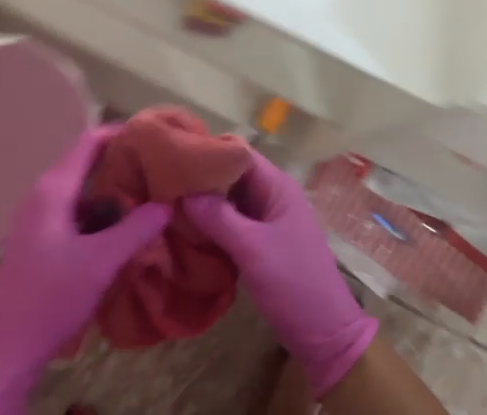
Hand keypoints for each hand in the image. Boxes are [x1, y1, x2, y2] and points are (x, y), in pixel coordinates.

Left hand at [0, 125, 171, 414]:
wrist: (7, 348)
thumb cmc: (51, 297)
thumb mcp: (101, 262)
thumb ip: (136, 229)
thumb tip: (167, 203)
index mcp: (52, 190)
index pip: (88, 143)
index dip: (119, 133)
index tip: (153, 136)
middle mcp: (42, 195)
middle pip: (85, 164)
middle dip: (121, 163)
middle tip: (159, 168)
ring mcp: (38, 218)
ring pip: (81, 191)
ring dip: (111, 191)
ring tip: (148, 195)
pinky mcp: (39, 240)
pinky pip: (74, 212)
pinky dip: (99, 213)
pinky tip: (122, 229)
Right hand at [182, 154, 377, 396]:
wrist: (324, 334)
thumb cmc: (293, 284)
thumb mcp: (252, 248)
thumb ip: (217, 217)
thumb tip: (182, 192)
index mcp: (277, 186)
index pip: (238, 153)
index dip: (208, 152)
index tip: (174, 156)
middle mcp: (272, 196)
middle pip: (232, 175)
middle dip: (201, 178)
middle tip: (162, 182)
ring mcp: (267, 221)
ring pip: (230, 200)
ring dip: (204, 203)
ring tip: (167, 202)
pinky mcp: (260, 243)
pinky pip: (231, 223)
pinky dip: (211, 223)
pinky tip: (186, 229)